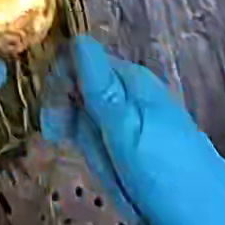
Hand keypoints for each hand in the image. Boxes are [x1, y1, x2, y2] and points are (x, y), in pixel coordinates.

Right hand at [41, 35, 224, 224]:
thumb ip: (100, 85)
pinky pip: (109, 150)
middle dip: (79, 127)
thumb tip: (77, 37)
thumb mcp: (128, 128)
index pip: (79, 58)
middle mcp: (133, 95)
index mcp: (131, 79)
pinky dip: (109, 168)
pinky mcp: (142, 152)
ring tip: (119, 180)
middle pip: (82, 93)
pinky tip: (124, 186)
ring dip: (96, 154)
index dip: (58, 84)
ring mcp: (138, 124)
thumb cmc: (172, 177)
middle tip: (96, 159)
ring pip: (93, 126)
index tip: (51, 119)